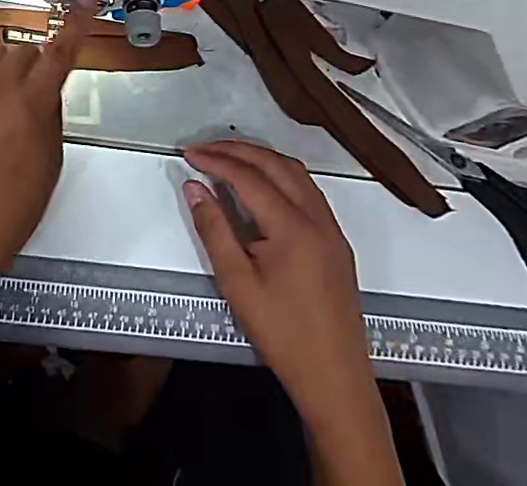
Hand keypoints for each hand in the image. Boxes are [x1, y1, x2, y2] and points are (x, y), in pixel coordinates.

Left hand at [0, 11, 91, 345]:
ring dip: (5, 68)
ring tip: (6, 99)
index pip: (60, 52)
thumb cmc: (11, 207)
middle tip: (36, 91)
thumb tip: (47, 95)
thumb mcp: (50, 161)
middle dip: (35, 64)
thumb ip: (50, 116)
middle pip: (23, 50)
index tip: (84, 3)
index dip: (76, 24)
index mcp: (30, 105)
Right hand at [182, 140, 377, 412]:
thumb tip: (195, 187)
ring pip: (296, 173)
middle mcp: (318, 218)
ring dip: (262, 158)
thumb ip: (214, 229)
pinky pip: (308, 190)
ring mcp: (332, 228)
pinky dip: (280, 174)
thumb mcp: (236, 283)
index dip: (217, 160)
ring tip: (228, 157)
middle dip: (238, 150)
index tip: (189, 153)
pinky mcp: (337, 240)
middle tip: (205, 149)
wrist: (334, 377)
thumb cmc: (282, 333)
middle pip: (276, 165)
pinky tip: (261, 184)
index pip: (250, 178)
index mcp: (293, 228)